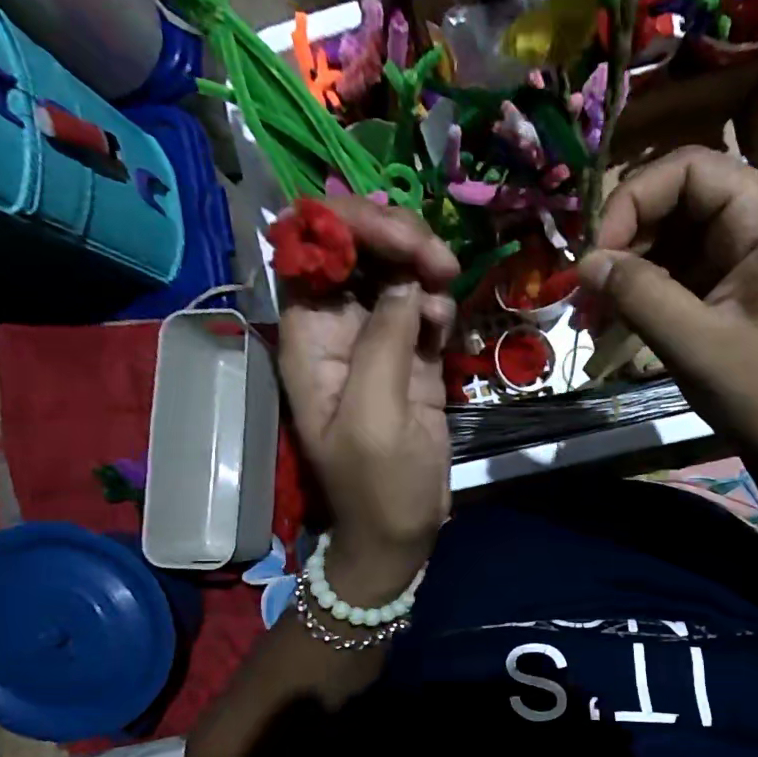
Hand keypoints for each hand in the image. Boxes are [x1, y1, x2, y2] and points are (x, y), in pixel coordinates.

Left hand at [276, 196, 459, 598]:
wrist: (401, 531)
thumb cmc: (379, 486)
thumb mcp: (376, 418)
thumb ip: (384, 343)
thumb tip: (406, 283)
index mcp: (309, 341)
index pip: (308, 252)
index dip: (344, 226)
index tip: (397, 236)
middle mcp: (337, 332)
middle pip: (354, 251)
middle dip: (396, 239)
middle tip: (440, 261)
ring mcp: (376, 343)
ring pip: (393, 272)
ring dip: (423, 266)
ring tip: (449, 288)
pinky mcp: (410, 358)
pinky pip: (421, 307)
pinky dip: (437, 304)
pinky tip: (447, 325)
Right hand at [578, 147, 757, 498]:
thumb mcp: (692, 342)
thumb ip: (637, 293)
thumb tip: (585, 262)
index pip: (692, 168)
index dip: (634, 198)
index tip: (598, 253)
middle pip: (682, 199)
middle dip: (628, 239)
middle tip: (589, 288)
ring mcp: (754, 255)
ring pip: (678, 236)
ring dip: (632, 268)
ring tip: (595, 313)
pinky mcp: (741, 285)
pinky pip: (686, 269)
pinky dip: (650, 289)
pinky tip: (618, 319)